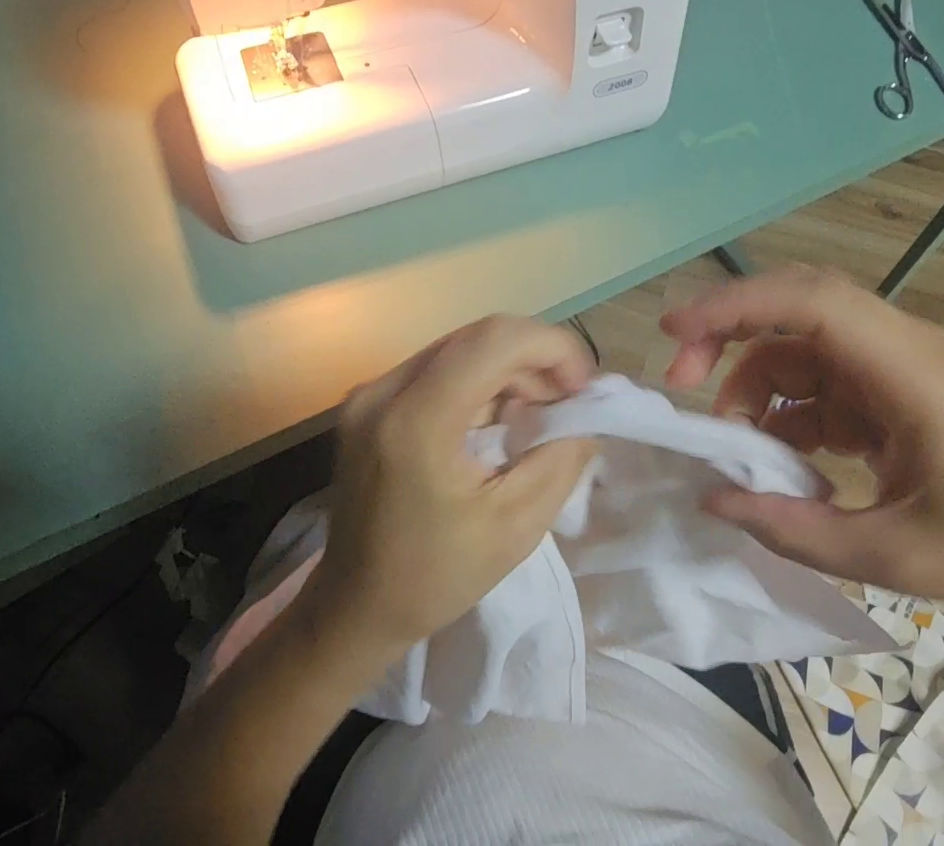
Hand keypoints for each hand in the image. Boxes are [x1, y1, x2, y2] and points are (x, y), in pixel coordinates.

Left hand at [309, 315, 598, 652]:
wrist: (355, 606)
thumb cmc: (436, 576)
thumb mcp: (517, 525)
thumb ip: (561, 457)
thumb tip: (588, 410)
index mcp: (417, 421)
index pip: (496, 341)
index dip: (553, 348)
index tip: (584, 388)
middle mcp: (384, 391)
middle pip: (477, 338)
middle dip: (535, 359)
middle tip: (567, 404)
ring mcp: (369, 395)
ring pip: (458, 349)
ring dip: (508, 370)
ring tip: (538, 417)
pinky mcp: (368, 405)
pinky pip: (436, 370)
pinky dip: (478, 383)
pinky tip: (499, 421)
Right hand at [662, 266, 943, 614]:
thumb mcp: (889, 556)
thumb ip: (791, 529)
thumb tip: (711, 499)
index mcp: (914, 373)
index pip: (812, 303)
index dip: (735, 306)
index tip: (672, 336)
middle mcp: (906, 349)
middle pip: (800, 307)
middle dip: (730, 334)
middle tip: (682, 382)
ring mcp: (903, 366)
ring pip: (803, 348)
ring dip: (758, 388)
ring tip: (741, 454)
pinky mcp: (899, 388)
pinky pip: (824, 381)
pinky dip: (790, 413)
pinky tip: (787, 464)